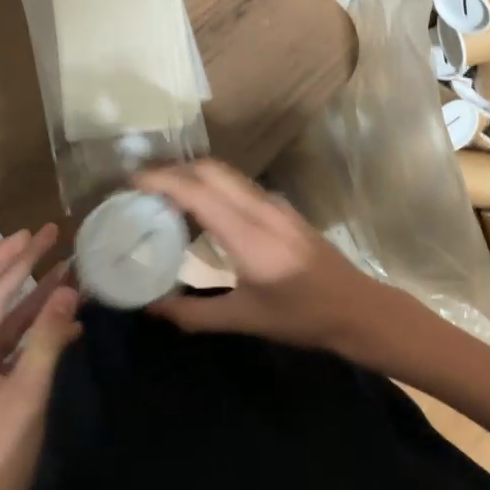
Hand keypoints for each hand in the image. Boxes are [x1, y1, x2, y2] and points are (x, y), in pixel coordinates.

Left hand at [0, 224, 80, 489]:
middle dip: (22, 267)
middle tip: (54, 235)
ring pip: (8, 323)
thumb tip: (69, 289)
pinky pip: (15, 350)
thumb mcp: (27, 393)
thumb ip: (48, 339)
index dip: (1, 256)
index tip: (31, 233)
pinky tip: (72, 324)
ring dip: (37, 299)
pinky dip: (41, 335)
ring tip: (72, 271)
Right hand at [136, 162, 403, 361]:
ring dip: (193, 176)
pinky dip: (211, 186)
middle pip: (211, 170)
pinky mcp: (282, 207)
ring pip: (226, 174)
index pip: (198, 193)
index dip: (162, 181)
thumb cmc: (302, 318)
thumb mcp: (245, 319)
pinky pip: (238, 185)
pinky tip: (200, 209)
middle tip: (141, 188)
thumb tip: (151, 308)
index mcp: (249, 236)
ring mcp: (275, 204)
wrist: (358, 309)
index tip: (131, 183)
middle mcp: (261, 209)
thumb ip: (194, 314)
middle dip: (173, 170)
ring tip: (163, 196)